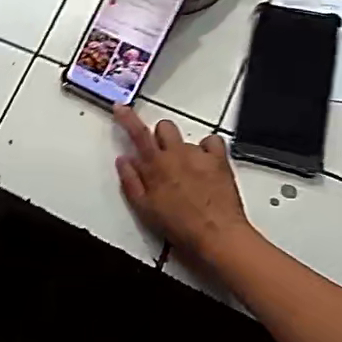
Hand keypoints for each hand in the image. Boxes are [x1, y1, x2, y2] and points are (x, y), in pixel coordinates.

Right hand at [113, 106, 253, 263]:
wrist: (216, 234)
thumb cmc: (177, 224)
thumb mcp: (144, 207)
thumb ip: (130, 180)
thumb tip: (123, 160)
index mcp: (154, 165)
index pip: (137, 134)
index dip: (127, 118)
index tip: (121, 107)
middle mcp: (176, 154)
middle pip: (164, 127)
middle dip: (159, 136)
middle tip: (160, 155)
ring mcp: (199, 155)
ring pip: (186, 139)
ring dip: (182, 149)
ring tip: (186, 172)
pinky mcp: (220, 160)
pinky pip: (212, 141)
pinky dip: (207, 148)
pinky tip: (204, 163)